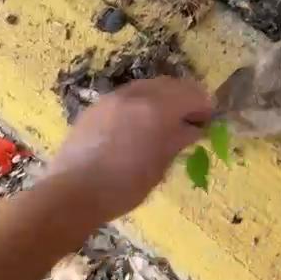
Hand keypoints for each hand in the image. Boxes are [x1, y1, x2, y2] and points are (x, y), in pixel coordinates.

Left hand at [43, 77, 212, 221]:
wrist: (72, 195)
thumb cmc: (124, 186)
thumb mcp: (161, 164)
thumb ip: (180, 138)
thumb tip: (195, 128)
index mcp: (157, 108)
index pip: (193, 95)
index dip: (205, 107)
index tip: (208, 122)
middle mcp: (136, 95)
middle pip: (172, 84)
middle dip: (186, 98)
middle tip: (190, 120)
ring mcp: (113, 98)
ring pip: (148, 87)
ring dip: (163, 99)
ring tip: (164, 122)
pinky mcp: (96, 107)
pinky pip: (127, 96)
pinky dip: (141, 104)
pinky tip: (138, 126)